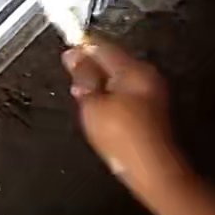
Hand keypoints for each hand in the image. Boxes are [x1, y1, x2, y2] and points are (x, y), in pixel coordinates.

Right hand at [61, 38, 189, 192]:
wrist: (150, 169)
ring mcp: (150, 90)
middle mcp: (146, 74)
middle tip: (74, 85)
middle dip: (88, 68)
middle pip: (109, 59)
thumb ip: (82, 74)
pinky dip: (107, 93)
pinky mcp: (149, 106)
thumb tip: (72, 54)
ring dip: (96, 82)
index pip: (101, 45)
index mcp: (133, 69)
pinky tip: (98, 109)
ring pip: (114, 75)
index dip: (79, 48)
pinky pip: (122, 88)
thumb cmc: (118, 134)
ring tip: (83, 99)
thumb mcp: (91, 101)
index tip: (63, 58)